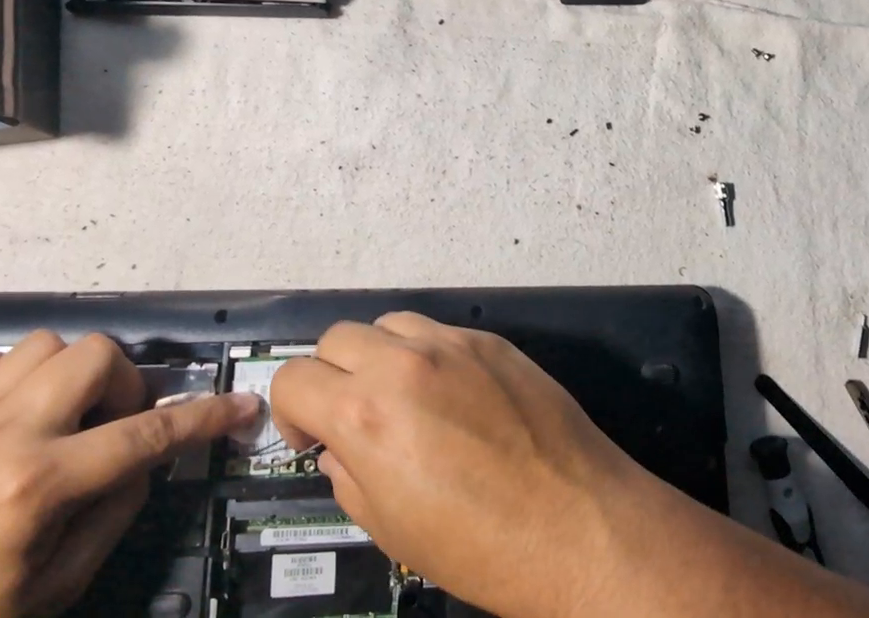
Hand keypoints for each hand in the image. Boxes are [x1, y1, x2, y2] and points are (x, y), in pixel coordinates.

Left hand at [0, 331, 258, 617]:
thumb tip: (147, 459)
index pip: (146, 435)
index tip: (242, 405)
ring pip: (46, 343)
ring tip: (73, 417)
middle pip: (95, 356)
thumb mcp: (61, 583)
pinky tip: (20, 412)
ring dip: (75, 372)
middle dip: (126, 385)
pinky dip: (17, 375)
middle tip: (120, 428)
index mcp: (38, 484)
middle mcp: (5, 434)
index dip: (205, 418)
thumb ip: (117, 511)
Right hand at [268, 312, 657, 615]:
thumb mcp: (389, 526)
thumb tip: (340, 447)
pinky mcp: (494, 342)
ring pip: (389, 324)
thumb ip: (348, 472)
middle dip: (331, 377)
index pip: (292, 378)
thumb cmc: (482, 545)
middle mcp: (405, 364)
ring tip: (401, 398)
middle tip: (351, 416)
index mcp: (366, 414)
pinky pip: (440, 332)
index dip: (290, 412)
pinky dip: (427, 354)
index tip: (310, 437)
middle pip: (336, 338)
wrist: (577, 524)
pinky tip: (450, 394)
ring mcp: (454, 345)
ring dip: (379, 356)